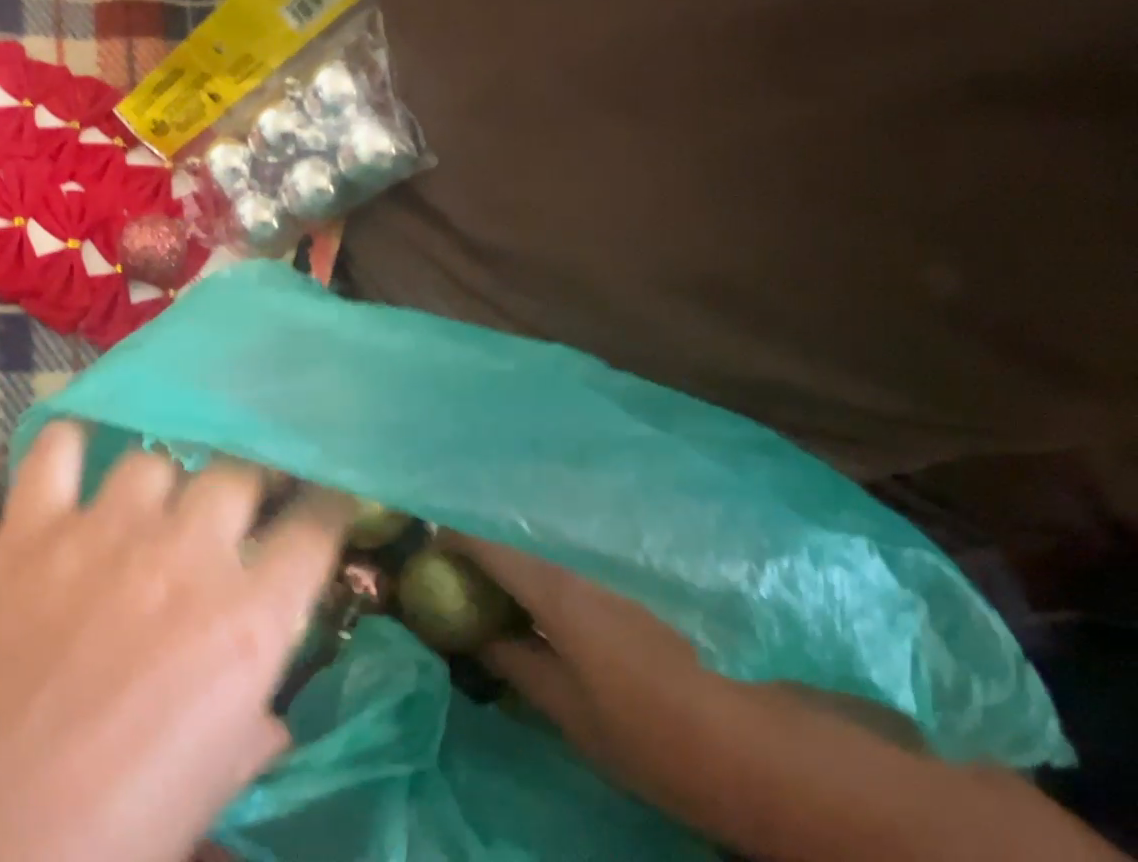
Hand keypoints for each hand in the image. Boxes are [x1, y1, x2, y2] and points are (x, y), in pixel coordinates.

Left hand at [0, 423, 352, 861]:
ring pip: (155, 457)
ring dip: (168, 473)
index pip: (314, 531)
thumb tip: (268, 713)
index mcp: (247, 624)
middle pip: (238, 473)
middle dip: (252, 478)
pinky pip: (56, 451)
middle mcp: (185, 556)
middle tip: (245, 492)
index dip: (330, 504)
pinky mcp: (30, 529)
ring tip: (162, 492)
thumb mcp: (215, 785)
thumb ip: (254, 730)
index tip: (329, 494)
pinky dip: (71, 439)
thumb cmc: (116, 824)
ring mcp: (104, 533)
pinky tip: (81, 443)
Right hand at [447, 535, 1126, 861]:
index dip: (447, 539)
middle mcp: (602, 543)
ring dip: (544, 524)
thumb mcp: (583, 722)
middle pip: (524, 511)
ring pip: (575, 508)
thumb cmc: (688, 749)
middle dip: (494, 525)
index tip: (435, 557)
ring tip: (534, 553)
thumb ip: (518, 667)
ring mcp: (654, 536)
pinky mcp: (699, 541)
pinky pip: (624, 518)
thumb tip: (475, 635)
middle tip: (481, 559)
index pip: (478, 535)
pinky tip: (600, 553)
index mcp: (563, 584)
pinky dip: (595, 528)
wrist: (839, 764)